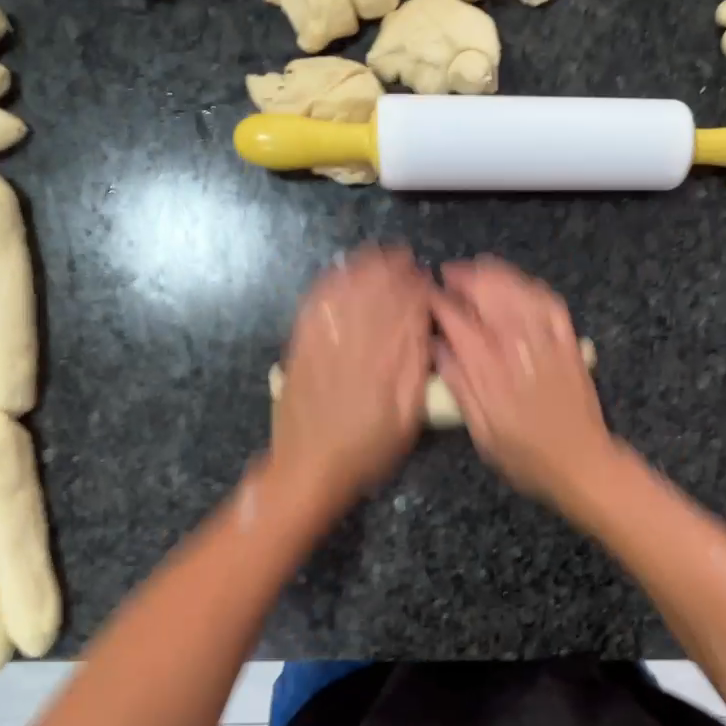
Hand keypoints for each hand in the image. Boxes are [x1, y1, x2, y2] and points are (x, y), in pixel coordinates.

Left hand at [273, 245, 432, 501]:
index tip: (426, 278)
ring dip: (365, 271)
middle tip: (406, 259)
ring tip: (380, 257)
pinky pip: (316, 306)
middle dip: (393, 272)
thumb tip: (423, 333)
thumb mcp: (405, 421)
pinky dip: (330, 286)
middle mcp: (355, 345)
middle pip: (377, 295)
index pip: (406, 312)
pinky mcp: (300, 347)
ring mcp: (323, 343)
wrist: (307, 468)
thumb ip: (416, 374)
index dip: (417, 290)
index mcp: (386, 363)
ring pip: (347, 294)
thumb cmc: (365, 451)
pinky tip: (341, 273)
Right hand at [432, 257, 614, 503]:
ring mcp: (547, 342)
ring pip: (518, 292)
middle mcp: (517, 347)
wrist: (582, 463)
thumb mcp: (482, 432)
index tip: (427, 296)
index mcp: (489, 371)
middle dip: (465, 279)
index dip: (439, 303)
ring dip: (496, 275)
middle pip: (488, 295)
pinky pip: (551, 304)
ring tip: (478, 271)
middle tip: (449, 276)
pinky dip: (532, 288)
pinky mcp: (569, 343)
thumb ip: (460, 388)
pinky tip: (519, 286)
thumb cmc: (526, 457)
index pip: (457, 322)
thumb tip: (438, 351)